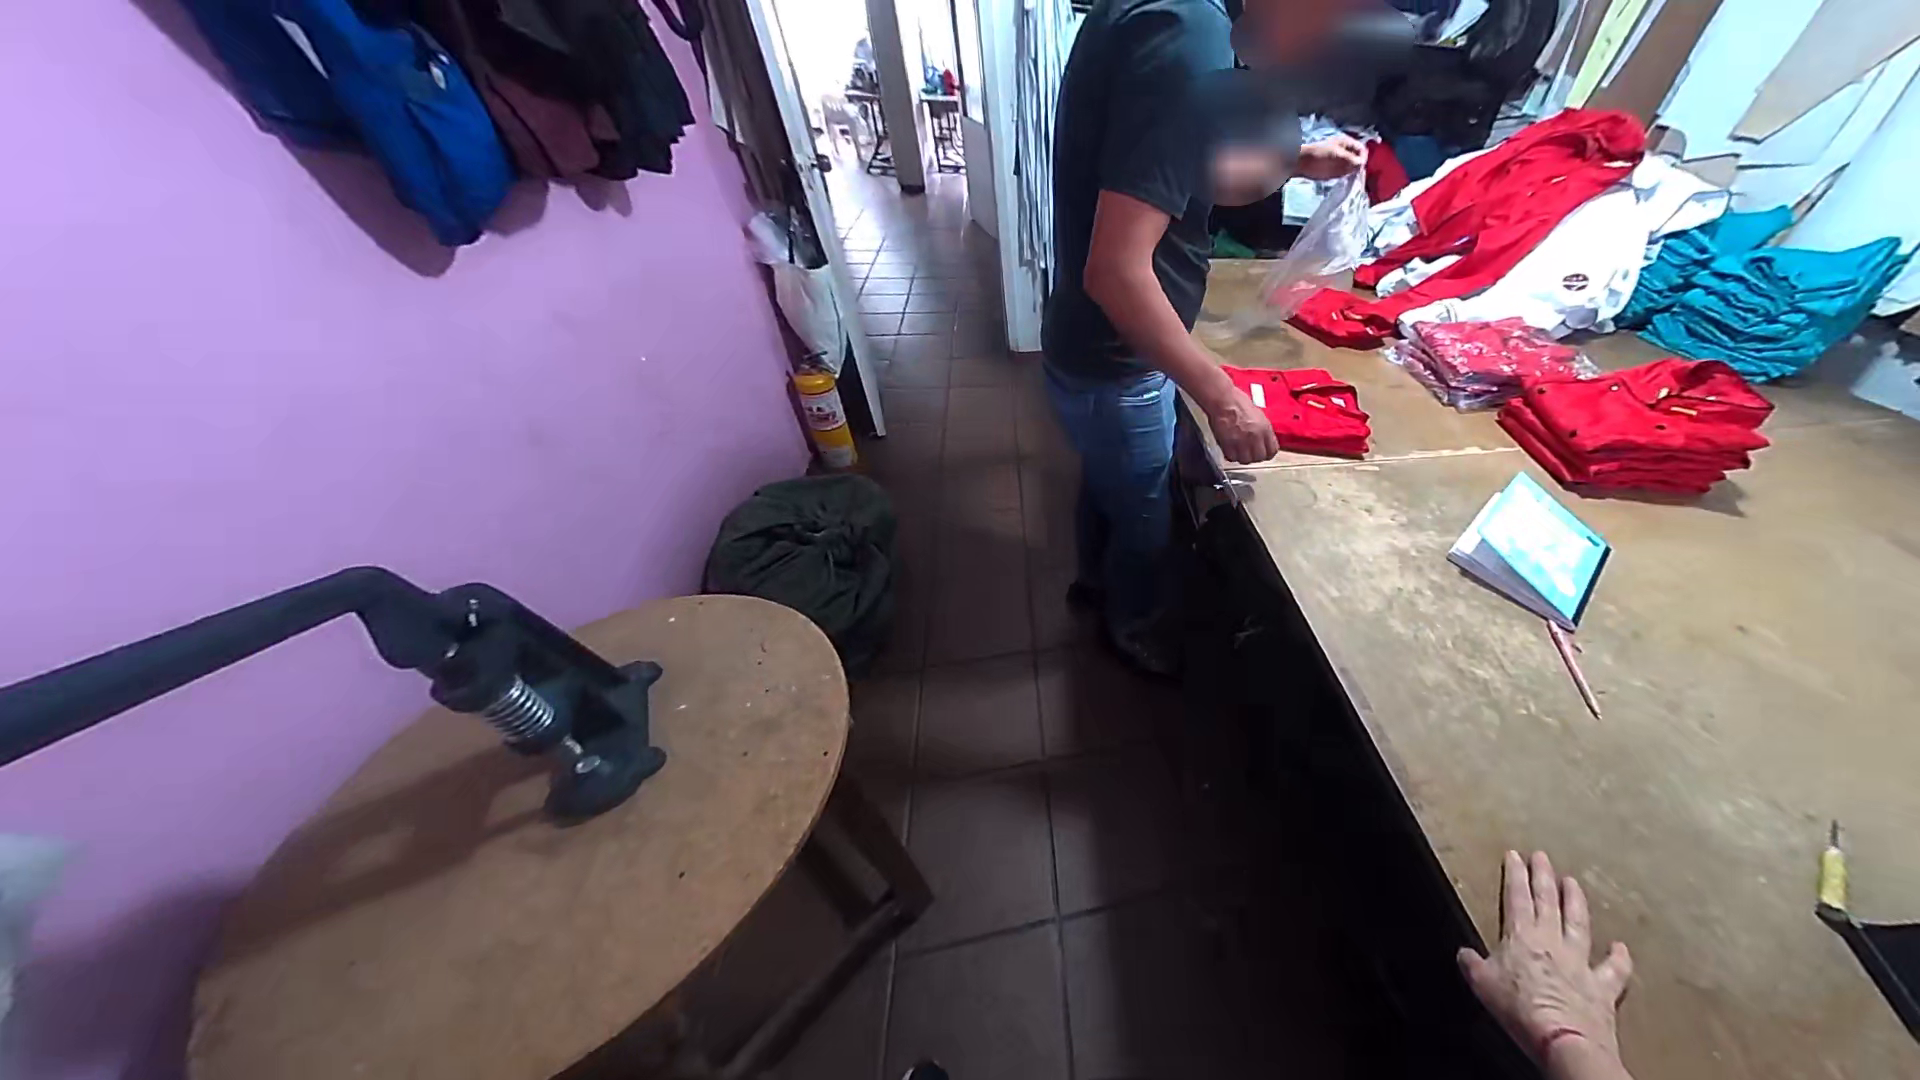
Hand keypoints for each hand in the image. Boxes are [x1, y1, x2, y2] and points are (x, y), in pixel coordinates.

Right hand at [1203, 385, 1278, 464]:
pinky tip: (1230, 450)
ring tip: (1239, 452)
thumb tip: (1263, 440)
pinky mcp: (1228, 444)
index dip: (1266, 454)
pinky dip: (1231, 456)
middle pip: (1259, 457)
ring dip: (1242, 457)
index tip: (1261, 453)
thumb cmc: (1237, 403)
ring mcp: (1242, 441)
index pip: (1272, 451)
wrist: (1223, 401)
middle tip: (1249, 453)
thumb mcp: (1258, 415)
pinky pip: (1232, 457)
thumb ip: (1262, 430)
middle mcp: (1255, 436)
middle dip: (1254, 457)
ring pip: (1246, 460)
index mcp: (1265, 428)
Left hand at [1296, 134, 1365, 180]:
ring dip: (1346, 172)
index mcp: (1347, 143)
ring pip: (1346, 166)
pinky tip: (1333, 177)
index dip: (1363, 159)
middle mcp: (1342, 149)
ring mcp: (1335, 158)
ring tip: (1340, 176)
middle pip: (1355, 159)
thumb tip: (1361, 165)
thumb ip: (1352, 161)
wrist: (1297, 163)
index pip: (1362, 150)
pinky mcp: (1327, 167)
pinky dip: (1338, 175)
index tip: (1359, 170)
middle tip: (1349, 175)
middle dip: (1354, 167)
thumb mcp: (1338, 157)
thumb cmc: (1318, 158)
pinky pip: (1337, 172)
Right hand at [1459, 852, 1633, 1076]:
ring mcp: (1580, 963)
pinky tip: (1621, 945)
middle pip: (1547, 902)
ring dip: (1575, 902)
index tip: (1514, 854)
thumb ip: (1472, 962)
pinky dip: (1619, 957)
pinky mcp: (1603, 988)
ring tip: (1573, 882)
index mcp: (1520, 935)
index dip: (1514, 874)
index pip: (1516, 896)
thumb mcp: (1481, 981)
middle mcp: (1551, 941)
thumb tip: (1465, 954)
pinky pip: (1614, 970)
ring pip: (1579, 925)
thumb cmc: (1517, 1006)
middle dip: (1543, 877)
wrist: (1564, 1040)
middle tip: (1542, 856)